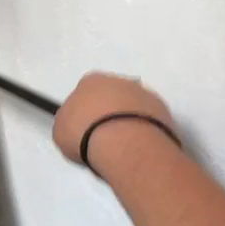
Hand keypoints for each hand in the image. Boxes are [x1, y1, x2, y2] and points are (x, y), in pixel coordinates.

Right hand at [51, 72, 177, 172]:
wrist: (123, 143)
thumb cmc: (85, 133)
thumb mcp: (61, 130)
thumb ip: (69, 120)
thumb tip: (79, 123)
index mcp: (90, 81)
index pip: (86, 91)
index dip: (85, 109)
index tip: (85, 127)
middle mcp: (118, 80)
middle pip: (113, 94)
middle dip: (110, 111)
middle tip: (105, 135)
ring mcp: (144, 93)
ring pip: (133, 105)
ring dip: (129, 119)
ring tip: (124, 144)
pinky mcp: (163, 109)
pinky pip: (150, 118)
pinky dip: (145, 129)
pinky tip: (139, 145)